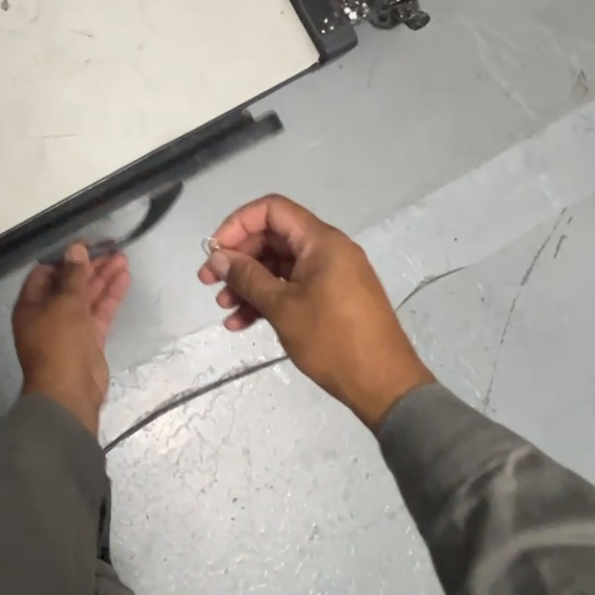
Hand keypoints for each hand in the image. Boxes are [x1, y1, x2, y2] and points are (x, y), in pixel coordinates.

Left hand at [12, 244, 130, 434]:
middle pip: (69, 283)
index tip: (86, 245)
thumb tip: (75, 249)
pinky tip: (125, 278)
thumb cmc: (59, 343)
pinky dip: (111, 295)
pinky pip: (99, 312)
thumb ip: (74, 276)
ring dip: (103, 278)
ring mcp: (69, 327)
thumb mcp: (65, 304)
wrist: (70, 392)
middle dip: (89, 266)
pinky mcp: (89, 339)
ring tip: (123, 258)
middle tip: (111, 249)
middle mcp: (48, 314)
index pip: (46, 273)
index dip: (65, 258)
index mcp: (31, 305)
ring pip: (87, 296)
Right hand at [198, 195, 433, 430]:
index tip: (215, 251)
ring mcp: (331, 275)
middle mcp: (328, 250)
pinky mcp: (332, 298)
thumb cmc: (332, 340)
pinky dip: (268, 299)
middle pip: (273, 237)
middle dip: (238, 258)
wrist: (384, 384)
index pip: (272, 210)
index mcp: (321, 241)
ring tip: (225, 309)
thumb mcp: (282, 307)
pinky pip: (293, 287)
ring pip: (280, 266)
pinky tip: (242, 323)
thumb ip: (247, 277)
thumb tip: (218, 257)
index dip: (238, 224)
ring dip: (249, 283)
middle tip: (210, 283)